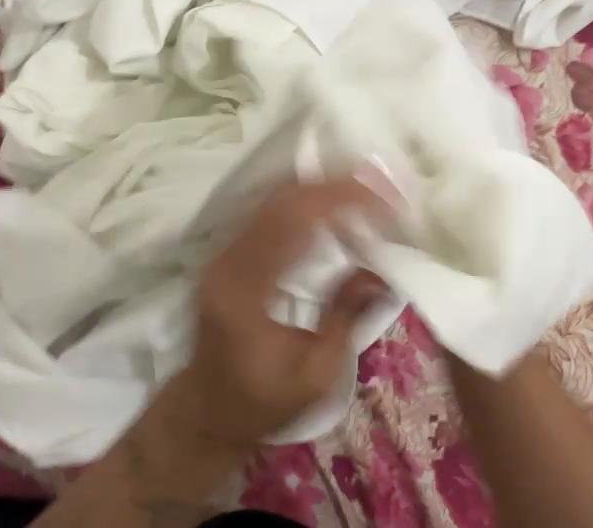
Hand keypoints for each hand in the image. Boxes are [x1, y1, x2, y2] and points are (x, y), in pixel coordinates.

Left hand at [166, 178, 390, 452]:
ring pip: (273, 198)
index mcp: (245, 291)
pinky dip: (305, 197)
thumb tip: (380, 271)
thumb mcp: (316, 374)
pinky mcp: (229, 251)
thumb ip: (344, 318)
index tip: (383, 202)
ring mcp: (223, 252)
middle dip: (335, 184)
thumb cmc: (265, 400)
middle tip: (382, 182)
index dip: (339, 202)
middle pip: (281, 201)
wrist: (209, 411)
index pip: (292, 225)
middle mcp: (228, 261)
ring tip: (365, 183)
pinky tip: (334, 197)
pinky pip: (268, 209)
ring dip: (320, 185)